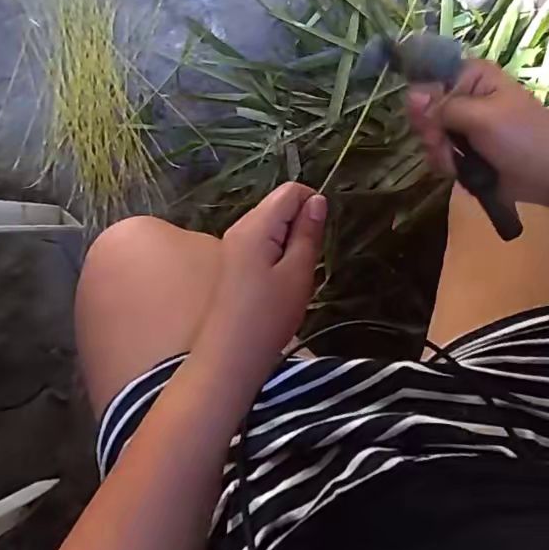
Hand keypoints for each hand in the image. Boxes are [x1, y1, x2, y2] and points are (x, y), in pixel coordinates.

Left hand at [195, 183, 327, 384]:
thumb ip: (308, 232)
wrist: (229, 359)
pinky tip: (279, 282)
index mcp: (255, 226)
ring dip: (290, 240)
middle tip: (306, 261)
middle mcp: (240, 227)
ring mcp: (233, 245)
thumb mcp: (298, 273)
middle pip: (279, 205)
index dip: (312, 204)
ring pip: (271, 224)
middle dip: (301, 224)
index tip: (319, 236)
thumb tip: (318, 200)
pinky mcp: (233, 262)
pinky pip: (262, 241)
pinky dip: (277, 253)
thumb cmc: (268, 316)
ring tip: (294, 274)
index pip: (291, 191)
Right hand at [403, 59, 548, 210]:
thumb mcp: (482, 116)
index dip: (421, 99)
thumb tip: (410, 97)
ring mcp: (464, 125)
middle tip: (442, 144)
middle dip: (430, 131)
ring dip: (438, 151)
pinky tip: (459, 171)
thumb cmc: (525, 137)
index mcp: (472, 76)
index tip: (424, 119)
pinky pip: (440, 154)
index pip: (429, 77)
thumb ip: (443, 106)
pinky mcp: (465, 150)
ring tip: (456, 163)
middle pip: (424, 109)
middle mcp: (465, 96)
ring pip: (429, 134)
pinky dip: (445, 164)